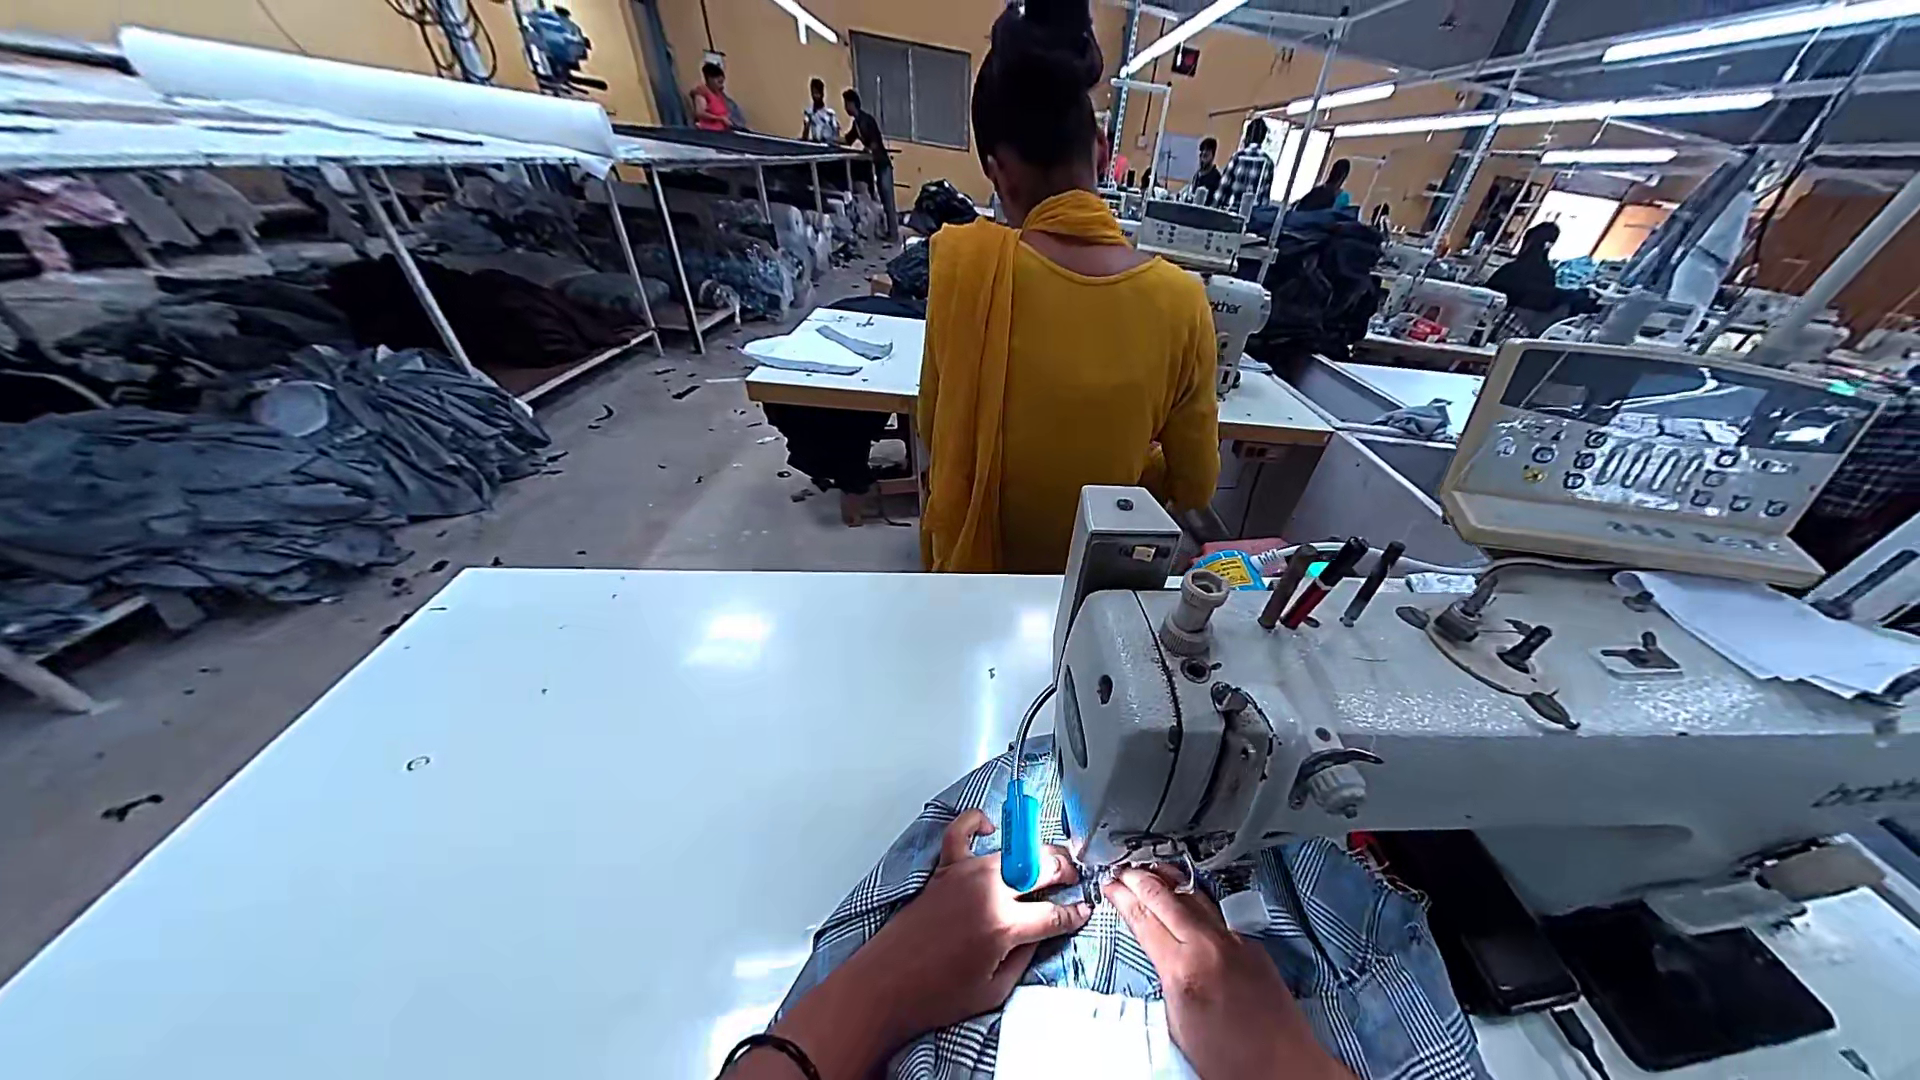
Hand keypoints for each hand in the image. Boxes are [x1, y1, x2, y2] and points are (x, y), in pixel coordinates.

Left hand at [767, 810, 1090, 1076]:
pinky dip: (976, 822)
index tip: (1084, 909)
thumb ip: (1025, 955)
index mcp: (1004, 925)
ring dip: (1035, 852)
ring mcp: (966, 872)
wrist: (888, 981)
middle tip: (1072, 878)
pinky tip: (990, 827)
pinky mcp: (946, 866)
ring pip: (1012, 850)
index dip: (1074, 912)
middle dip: (1065, 871)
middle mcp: (989, 891)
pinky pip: (962, 830)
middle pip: (1040, 867)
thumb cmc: (937, 993)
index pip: (1053, 913)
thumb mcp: (995, 989)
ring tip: (1046, 860)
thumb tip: (1042, 931)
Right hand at [1107, 867, 1354, 1079]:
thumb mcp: (1177, 1022)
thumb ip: (1162, 974)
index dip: (1121, 897)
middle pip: (1162, 895)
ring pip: (1189, 893)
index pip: (1142, 917)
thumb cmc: (1229, 1063)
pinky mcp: (1250, 942)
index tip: (1109, 886)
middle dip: (1136, 877)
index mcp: (1182, 970)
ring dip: (1164, 877)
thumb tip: (1149, 941)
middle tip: (1120, 870)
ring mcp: (1231, 939)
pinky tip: (1181, 892)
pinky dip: (1190, 895)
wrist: (1287, 1072)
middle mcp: (1207, 946)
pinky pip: (1213, 909)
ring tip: (1145, 867)